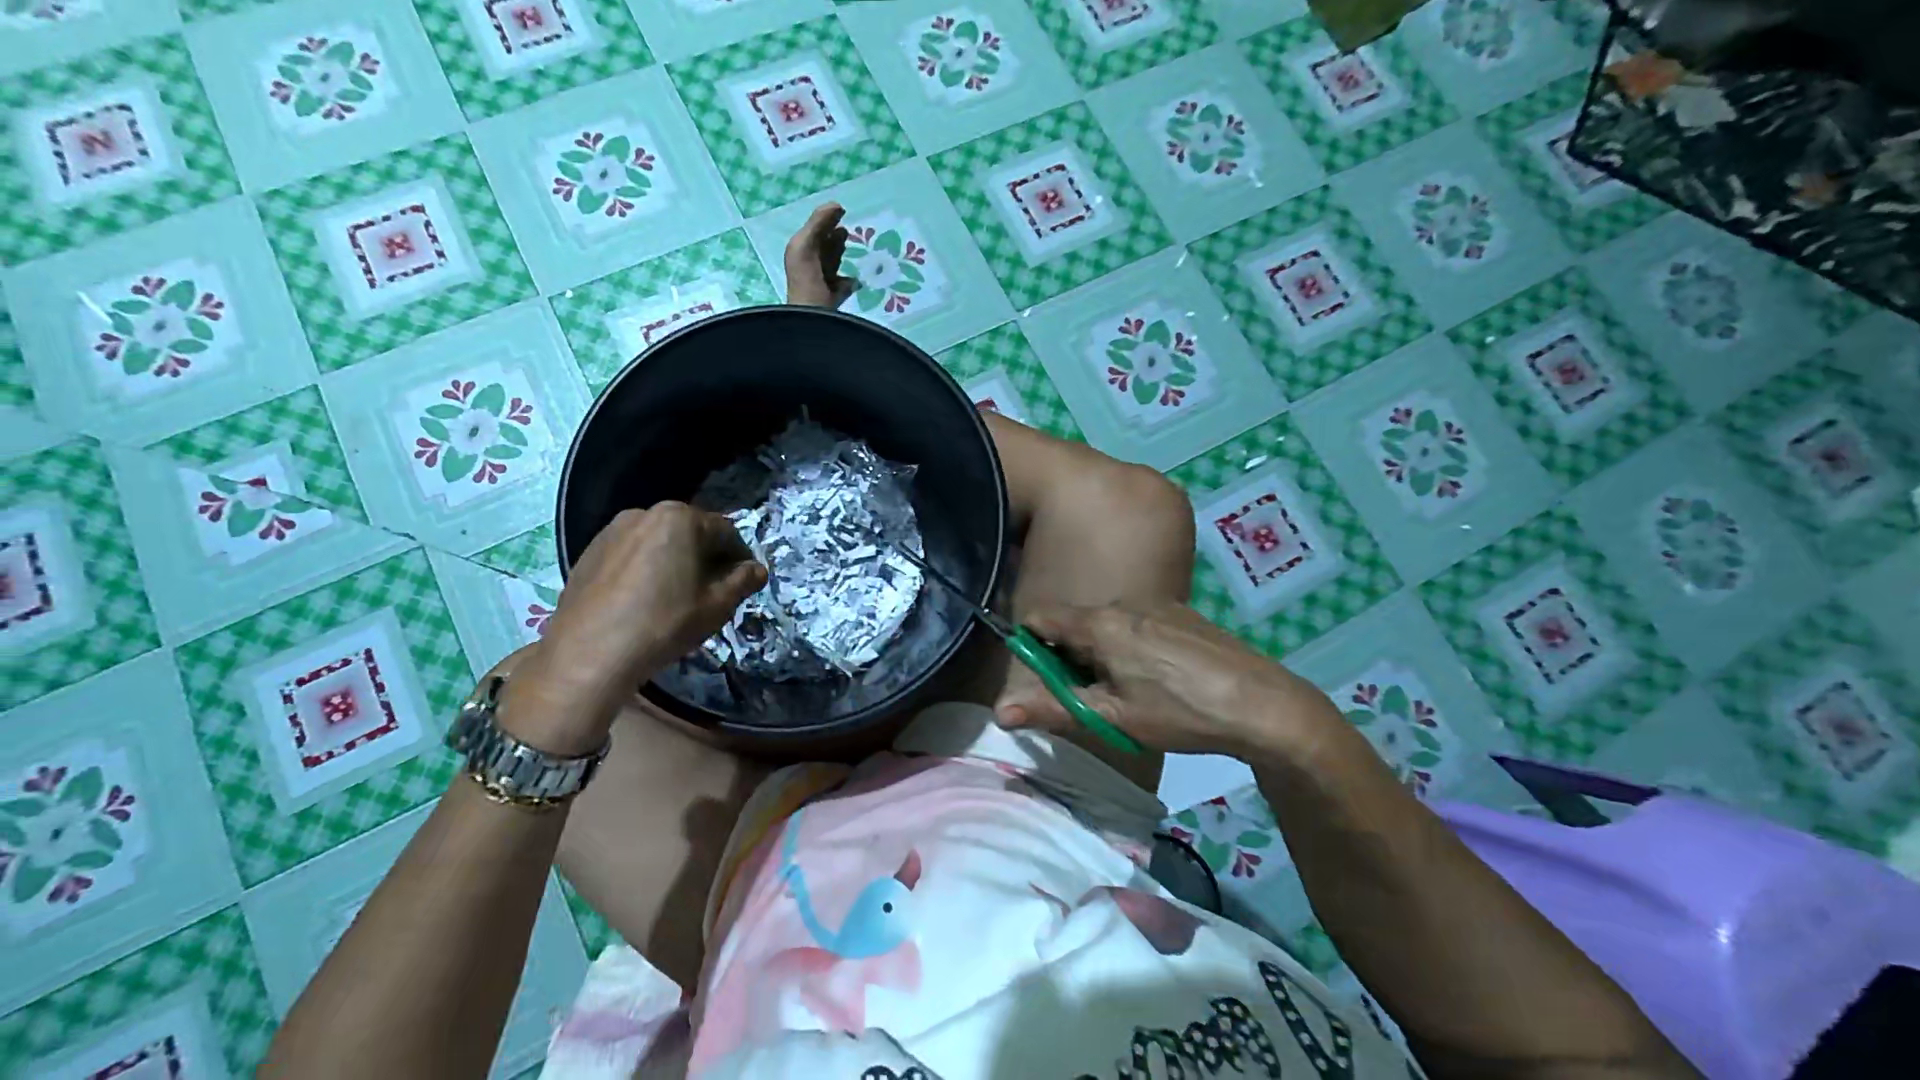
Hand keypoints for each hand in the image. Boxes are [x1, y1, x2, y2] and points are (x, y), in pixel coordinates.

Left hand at [501, 503, 765, 750]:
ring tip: (678, 598)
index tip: (744, 583)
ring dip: (676, 563)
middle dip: (707, 558)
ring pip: (660, 543)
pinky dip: (647, 569)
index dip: (741, 558)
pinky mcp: (590, 552)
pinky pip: (632, 554)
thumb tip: (757, 570)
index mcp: (679, 518)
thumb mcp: (716, 606)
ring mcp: (612, 531)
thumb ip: (742, 581)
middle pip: (690, 533)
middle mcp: (644, 514)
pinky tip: (646, 601)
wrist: (588, 655)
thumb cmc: (662, 624)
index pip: (726, 531)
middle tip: (713, 592)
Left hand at [785, 202, 853, 307]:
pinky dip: (851, 280)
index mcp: (800, 253)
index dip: (826, 220)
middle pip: (824, 247)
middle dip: (835, 237)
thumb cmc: (806, 278)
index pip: (814, 232)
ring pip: (833, 264)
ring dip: (842, 254)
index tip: (842, 210)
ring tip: (854, 246)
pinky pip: (844, 286)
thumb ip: (818, 223)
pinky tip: (857, 277)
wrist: (811, 316)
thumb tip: (836, 204)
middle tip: (849, 230)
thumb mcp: (806, 244)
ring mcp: (822, 284)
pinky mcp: (834, 299)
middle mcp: (810, 266)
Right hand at [993, 602, 1336, 756]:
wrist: (1264, 704)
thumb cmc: (1181, 712)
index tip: (1045, 680)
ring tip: (1130, 694)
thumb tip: (1000, 712)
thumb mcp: (1113, 718)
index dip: (1031, 646)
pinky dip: (1130, 647)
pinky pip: (1137, 624)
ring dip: (1101, 654)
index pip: (1041, 617)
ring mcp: (1158, 604)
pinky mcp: (1182, 613)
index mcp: (1101, 623)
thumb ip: (1054, 709)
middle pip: (1075, 623)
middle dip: (1070, 657)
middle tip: (1092, 698)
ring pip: (1107, 625)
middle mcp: (1125, 602)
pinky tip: (1160, 680)